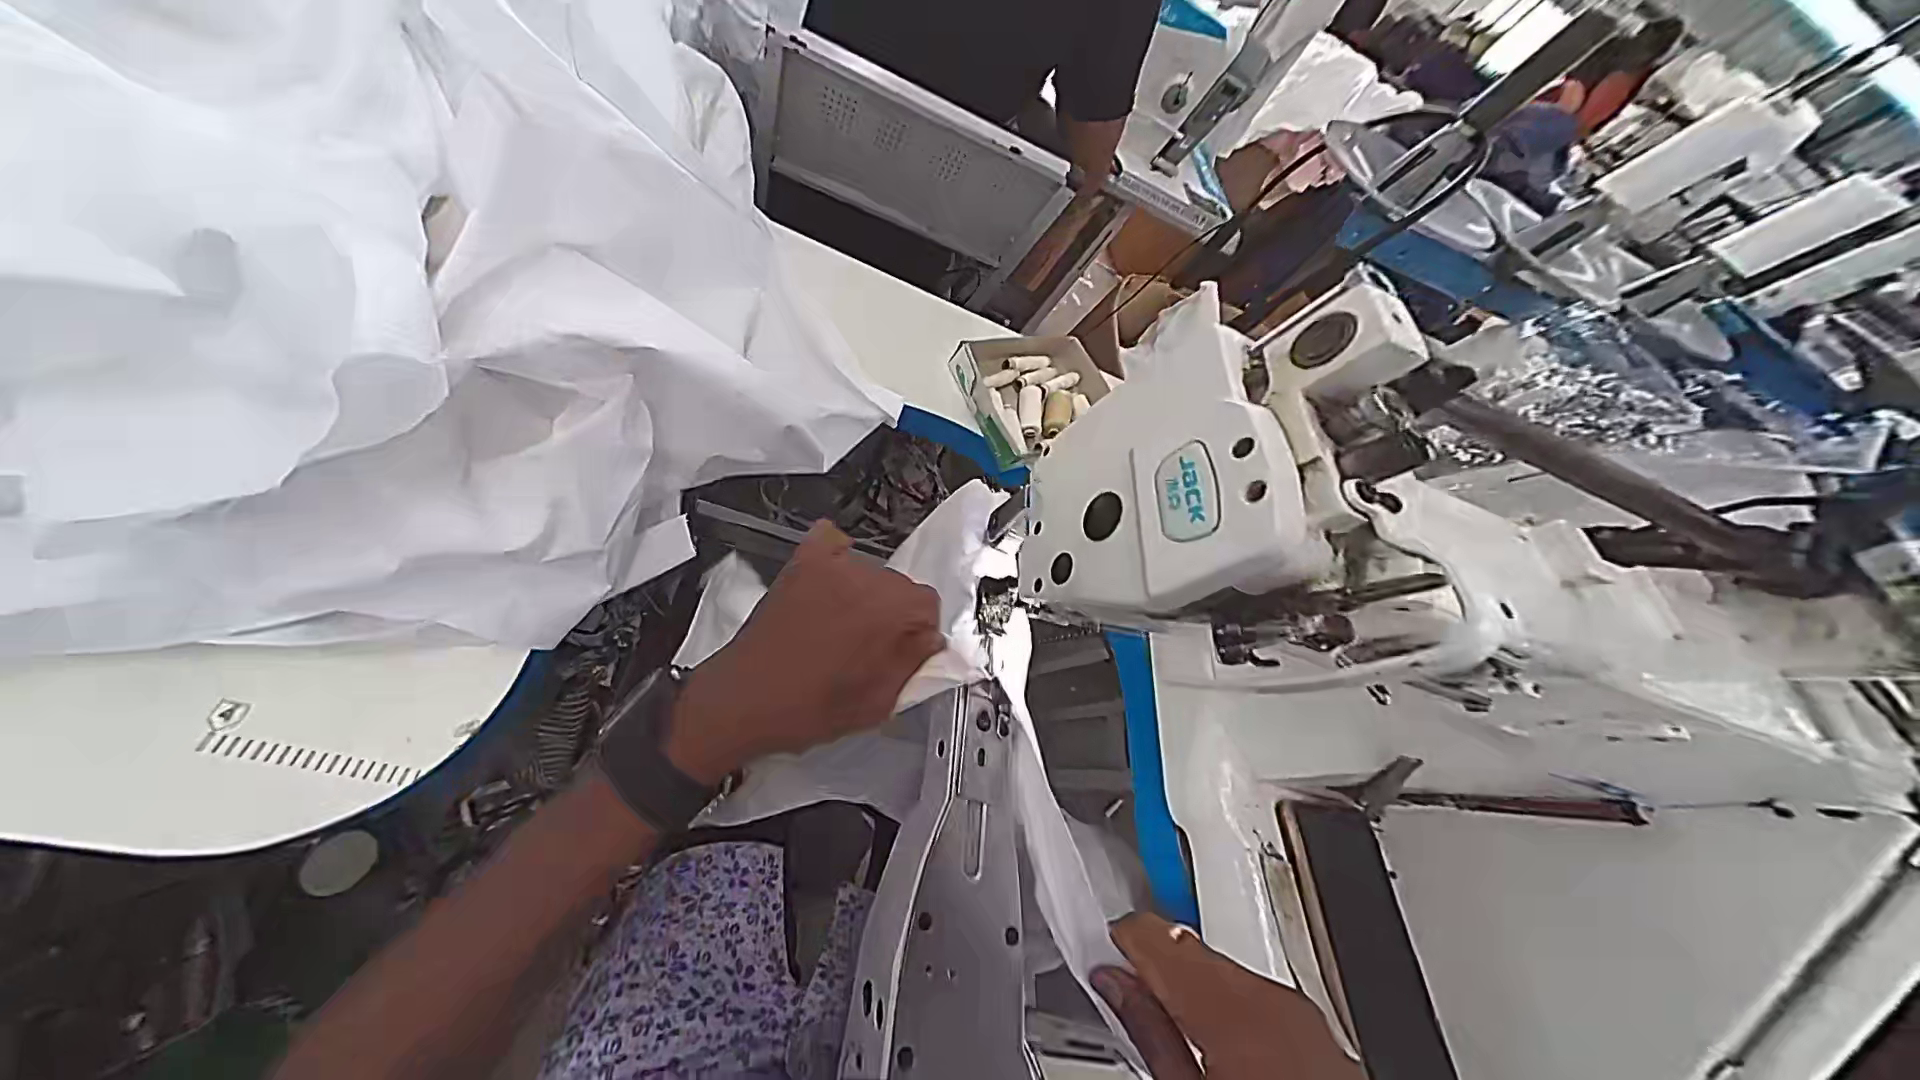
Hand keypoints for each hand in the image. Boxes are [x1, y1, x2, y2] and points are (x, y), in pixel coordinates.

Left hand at [664, 521, 944, 783]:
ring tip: (839, 629)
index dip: (919, 631)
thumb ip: (914, 664)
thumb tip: (929, 640)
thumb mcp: (878, 703)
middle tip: (870, 647)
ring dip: (864, 594)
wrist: (741, 702)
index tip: (906, 648)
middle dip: (893, 614)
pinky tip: (831, 586)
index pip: (929, 603)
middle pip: (900, 585)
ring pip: (870, 571)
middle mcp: (863, 578)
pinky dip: (837, 557)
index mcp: (889, 610)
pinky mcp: (800, 565)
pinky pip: (832, 542)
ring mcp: (829, 567)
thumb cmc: (803, 708)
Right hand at [1092, 913, 1362, 1079]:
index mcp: (1229, 1010)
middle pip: (1189, 949)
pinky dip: (1223, 997)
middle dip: (1155, 961)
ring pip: (1219, 966)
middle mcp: (1268, 998)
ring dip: (1188, 979)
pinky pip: (1252, 990)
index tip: (1104, 949)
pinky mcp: (1314, 1027)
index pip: (1158, 936)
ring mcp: (1297, 1010)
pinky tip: (1211, 1031)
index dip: (1123, 938)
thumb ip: (1148, 1031)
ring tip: (1167, 1016)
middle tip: (1125, 984)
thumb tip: (1115, 984)